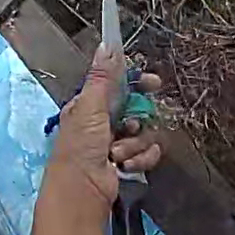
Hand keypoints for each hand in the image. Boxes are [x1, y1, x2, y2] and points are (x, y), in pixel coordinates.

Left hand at [44, 45, 163, 213]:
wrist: (82, 190)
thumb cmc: (81, 146)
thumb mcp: (90, 106)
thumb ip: (102, 77)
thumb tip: (107, 44)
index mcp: (92, 105)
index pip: (120, 86)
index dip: (138, 83)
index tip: (153, 83)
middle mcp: (106, 122)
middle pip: (138, 109)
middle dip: (137, 120)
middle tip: (131, 127)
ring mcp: (119, 143)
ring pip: (146, 132)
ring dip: (135, 144)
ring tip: (116, 153)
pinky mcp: (131, 162)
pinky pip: (150, 152)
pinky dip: (140, 159)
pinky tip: (126, 165)